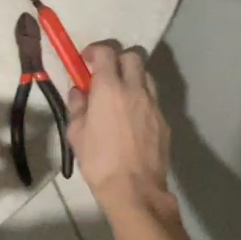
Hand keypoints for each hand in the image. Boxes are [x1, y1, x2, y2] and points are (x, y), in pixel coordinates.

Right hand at [66, 41, 173, 212]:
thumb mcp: (76, 134)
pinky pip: (152, 99)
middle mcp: (135, 89)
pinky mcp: (164, 120)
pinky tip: (131, 119)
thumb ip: (78, 107)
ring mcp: (153, 104)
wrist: (134, 189)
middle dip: (118, 59)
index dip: (95, 51)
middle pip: (133, 56)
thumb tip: (79, 92)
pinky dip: (141, 100)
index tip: (86, 59)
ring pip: (146, 76)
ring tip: (120, 95)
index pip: (106, 52)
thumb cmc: (98, 161)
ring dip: (132, 77)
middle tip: (105, 74)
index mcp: (109, 89)